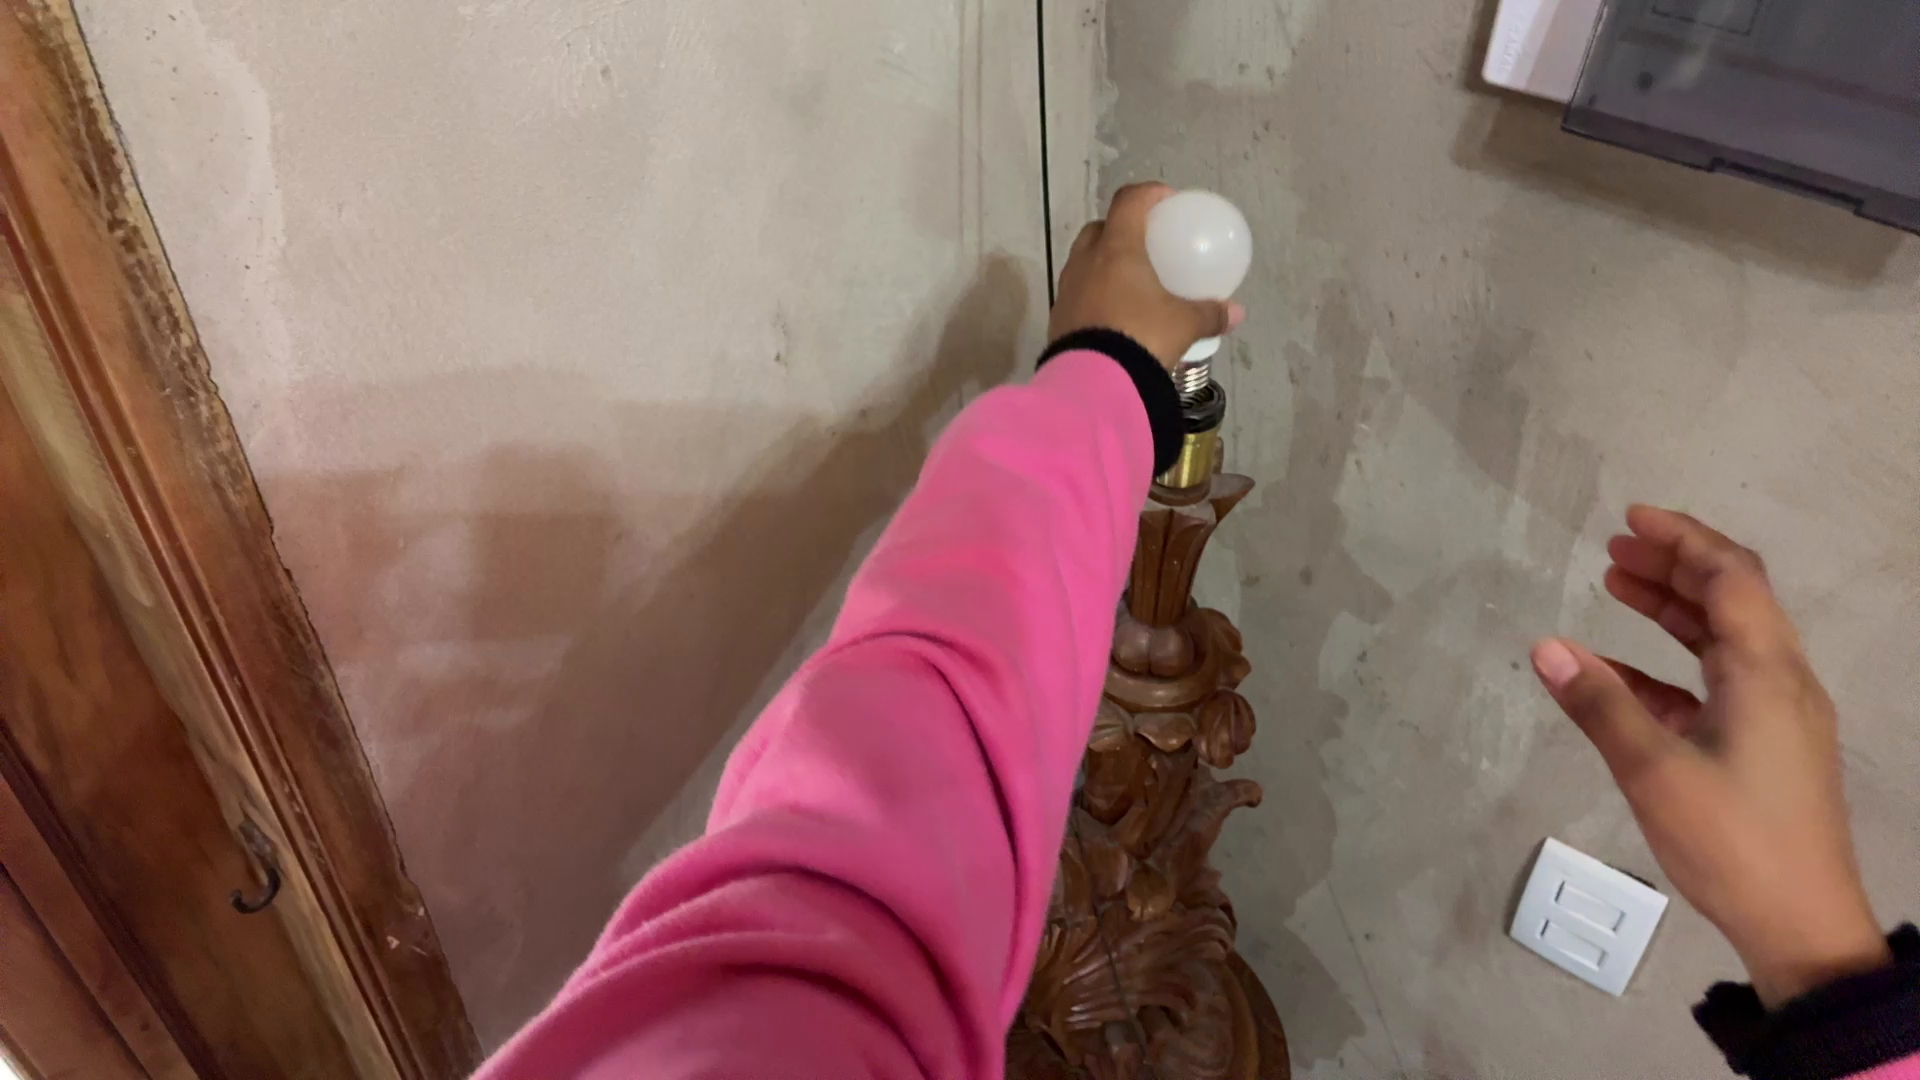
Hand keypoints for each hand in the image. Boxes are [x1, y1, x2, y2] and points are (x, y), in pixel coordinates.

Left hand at [1048, 182, 1244, 370]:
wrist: (1093, 385)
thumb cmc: (1141, 338)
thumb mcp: (1182, 326)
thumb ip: (1209, 315)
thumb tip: (1235, 314)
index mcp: (1117, 249)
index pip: (1129, 202)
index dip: (1148, 194)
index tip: (1165, 202)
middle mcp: (1085, 263)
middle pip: (1098, 230)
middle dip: (1118, 230)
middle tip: (1142, 245)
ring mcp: (1066, 291)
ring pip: (1082, 263)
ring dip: (1101, 264)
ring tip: (1126, 282)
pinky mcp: (1056, 320)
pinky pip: (1075, 296)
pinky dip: (1092, 295)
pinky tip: (1110, 315)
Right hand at [1531, 505, 1888, 1007]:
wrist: (1798, 922)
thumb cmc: (1730, 837)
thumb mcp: (1652, 767)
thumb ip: (1598, 702)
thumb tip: (1543, 644)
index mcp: (1764, 676)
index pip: (1732, 582)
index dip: (1685, 541)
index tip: (1630, 517)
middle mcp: (1776, 681)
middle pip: (1732, 599)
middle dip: (1674, 563)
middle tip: (1613, 544)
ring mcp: (1768, 712)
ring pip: (1720, 635)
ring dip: (1670, 603)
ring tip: (1614, 579)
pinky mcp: (1752, 739)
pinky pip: (1704, 676)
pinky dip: (1659, 656)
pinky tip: (1609, 662)